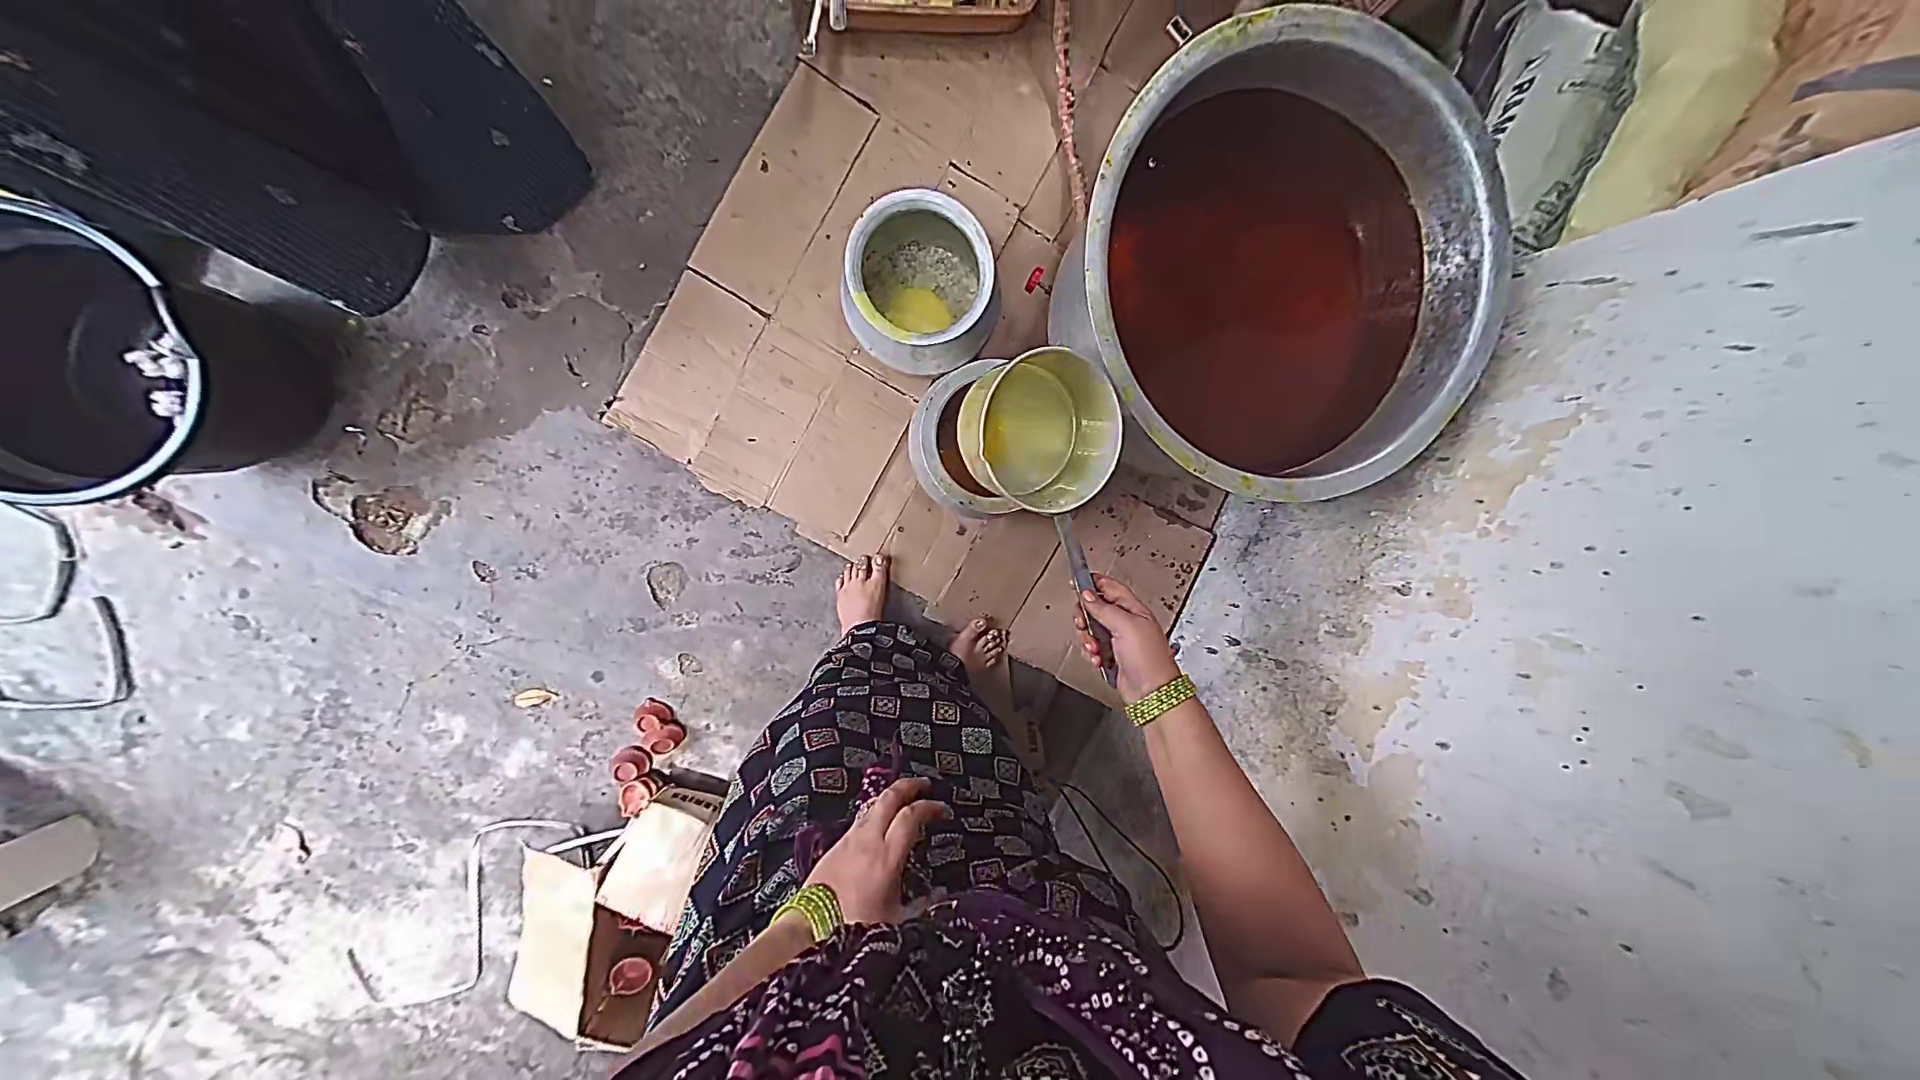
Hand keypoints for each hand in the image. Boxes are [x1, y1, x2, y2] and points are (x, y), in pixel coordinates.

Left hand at [801, 777, 950, 923]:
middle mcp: (868, 840)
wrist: (811, 927)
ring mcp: (850, 840)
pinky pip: (861, 819)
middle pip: (890, 797)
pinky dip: (876, 812)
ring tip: (903, 799)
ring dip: (891, 797)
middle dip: (909, 786)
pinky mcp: (836, 845)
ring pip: (873, 804)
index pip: (911, 816)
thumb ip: (921, 905)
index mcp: (887, 856)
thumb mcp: (896, 920)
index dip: (929, 807)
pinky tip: (879, 822)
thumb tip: (940, 895)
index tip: (942, 809)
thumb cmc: (855, 926)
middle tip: (924, 786)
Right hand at [1074, 573, 1181, 703]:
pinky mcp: (1111, 655)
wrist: (1152, 693)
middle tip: (1083, 622)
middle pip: (1095, 608)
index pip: (1109, 587)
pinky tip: (1097, 657)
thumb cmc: (1149, 660)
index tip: (1077, 583)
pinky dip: (1091, 652)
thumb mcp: (1126, 626)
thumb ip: (1104, 608)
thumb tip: (1087, 594)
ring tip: (1094, 646)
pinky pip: (1092, 647)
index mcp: (1133, 609)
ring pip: (1091, 629)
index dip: (1093, 583)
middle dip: (1084, 615)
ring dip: (1087, 637)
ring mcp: (1118, 639)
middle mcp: (1126, 622)